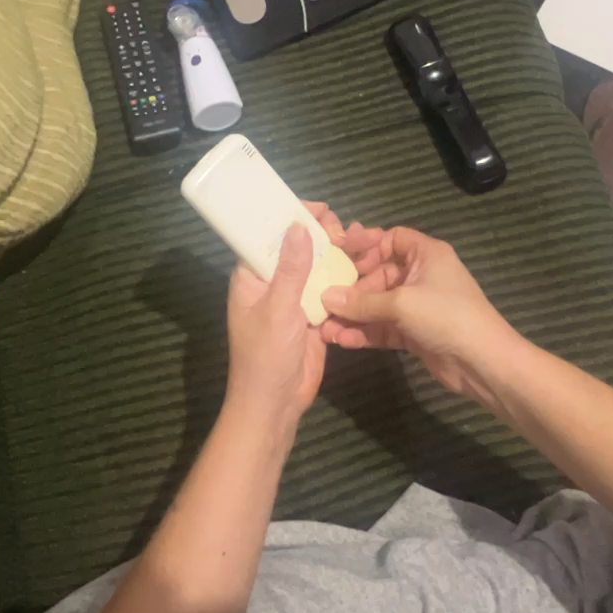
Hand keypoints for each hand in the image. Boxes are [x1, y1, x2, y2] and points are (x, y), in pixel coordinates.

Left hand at [223, 203, 343, 435]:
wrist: (275, 405)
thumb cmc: (266, 356)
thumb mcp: (278, 309)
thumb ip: (291, 269)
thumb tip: (298, 227)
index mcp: (251, 278)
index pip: (266, 237)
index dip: (288, 218)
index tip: (315, 207)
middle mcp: (270, 284)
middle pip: (294, 249)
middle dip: (316, 234)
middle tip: (341, 226)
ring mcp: (292, 300)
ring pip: (313, 268)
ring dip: (332, 255)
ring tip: (356, 240)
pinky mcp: (311, 317)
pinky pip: (327, 291)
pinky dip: (341, 280)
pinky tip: (361, 267)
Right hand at [319, 225, 520, 410]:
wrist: (483, 362)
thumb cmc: (446, 316)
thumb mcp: (401, 303)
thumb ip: (362, 302)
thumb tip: (326, 298)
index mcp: (426, 254)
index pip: (392, 238)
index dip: (367, 245)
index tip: (339, 254)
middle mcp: (421, 276)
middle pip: (379, 274)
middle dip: (352, 290)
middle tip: (324, 300)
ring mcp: (417, 306)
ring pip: (378, 305)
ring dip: (353, 315)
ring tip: (325, 327)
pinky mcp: (414, 332)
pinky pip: (383, 327)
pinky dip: (365, 333)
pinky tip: (342, 340)